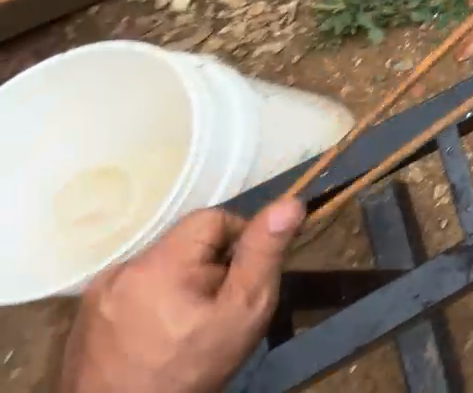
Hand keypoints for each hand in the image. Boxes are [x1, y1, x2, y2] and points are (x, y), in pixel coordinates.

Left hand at [60, 198, 304, 392]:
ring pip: (163, 264)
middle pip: (186, 242)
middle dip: (213, 263)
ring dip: (185, 280)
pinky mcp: (86, 317)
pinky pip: (136, 287)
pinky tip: (162, 331)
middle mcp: (119, 271)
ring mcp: (96, 296)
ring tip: (192, 320)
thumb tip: (290, 202)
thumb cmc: (192, 366)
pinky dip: (157, 298)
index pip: (213, 219)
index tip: (245, 277)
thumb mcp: (244, 308)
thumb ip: (265, 252)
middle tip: (221, 304)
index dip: (240, 240)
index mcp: (157, 264)